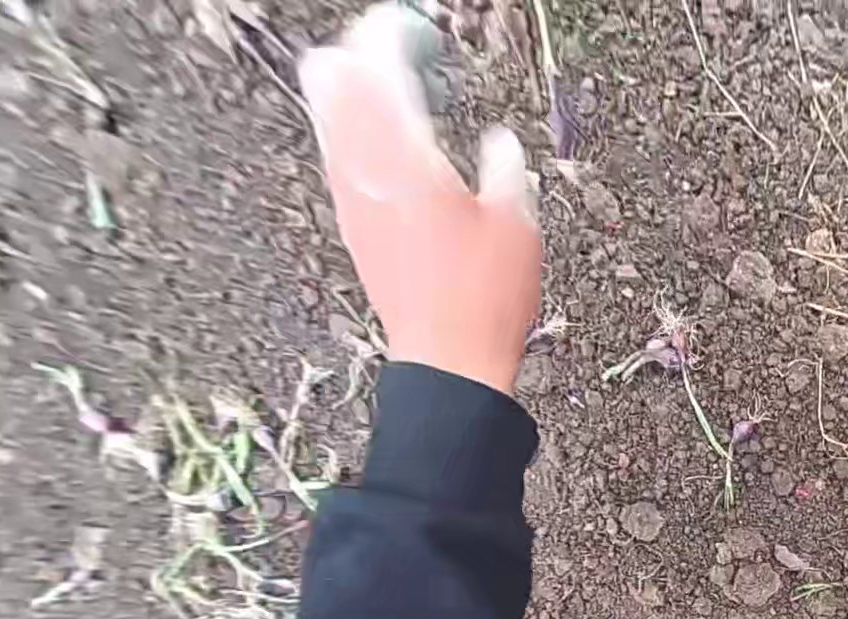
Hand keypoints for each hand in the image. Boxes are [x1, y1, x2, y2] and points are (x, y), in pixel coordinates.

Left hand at [299, 4, 541, 394]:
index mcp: (402, 153)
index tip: (423, 33)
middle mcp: (360, 163)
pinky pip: (341, 152)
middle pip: (331, 70)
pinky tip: (407, 161)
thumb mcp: (518, 227)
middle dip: (367, 54)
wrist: (449, 356)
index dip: (396, 33)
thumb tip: (498, 142)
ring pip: (329, 111)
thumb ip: (505, 169)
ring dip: (364, 95)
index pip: (376, 58)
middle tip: (413, 66)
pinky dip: (364, 135)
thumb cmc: (487, 296)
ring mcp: (349, 193)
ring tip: (413, 112)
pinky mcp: (353, 222)